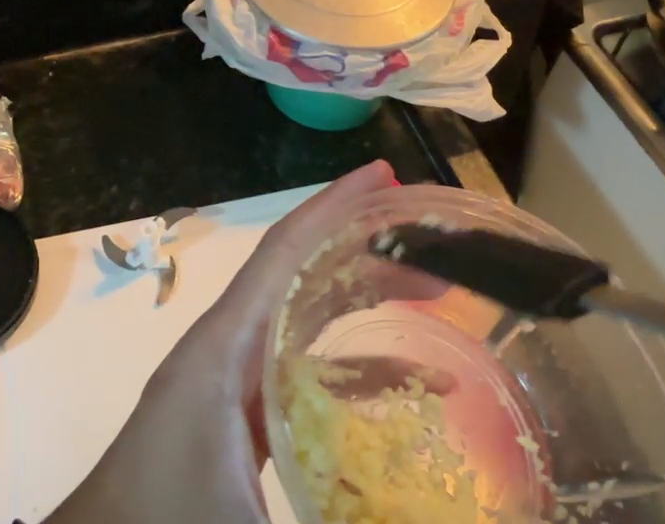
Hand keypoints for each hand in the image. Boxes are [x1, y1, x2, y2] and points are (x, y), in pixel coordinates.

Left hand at [45, 160, 400, 523]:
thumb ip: (348, 518)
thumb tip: (440, 511)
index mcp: (223, 347)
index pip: (284, 253)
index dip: (333, 206)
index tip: (385, 175)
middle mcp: (226, 345)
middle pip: (300, 274)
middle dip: (365, 251)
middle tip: (436, 247)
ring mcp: (229, 376)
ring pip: (301, 316)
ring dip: (359, 301)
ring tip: (433, 297)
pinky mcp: (234, 410)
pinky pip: (297, 362)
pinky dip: (346, 360)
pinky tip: (396, 380)